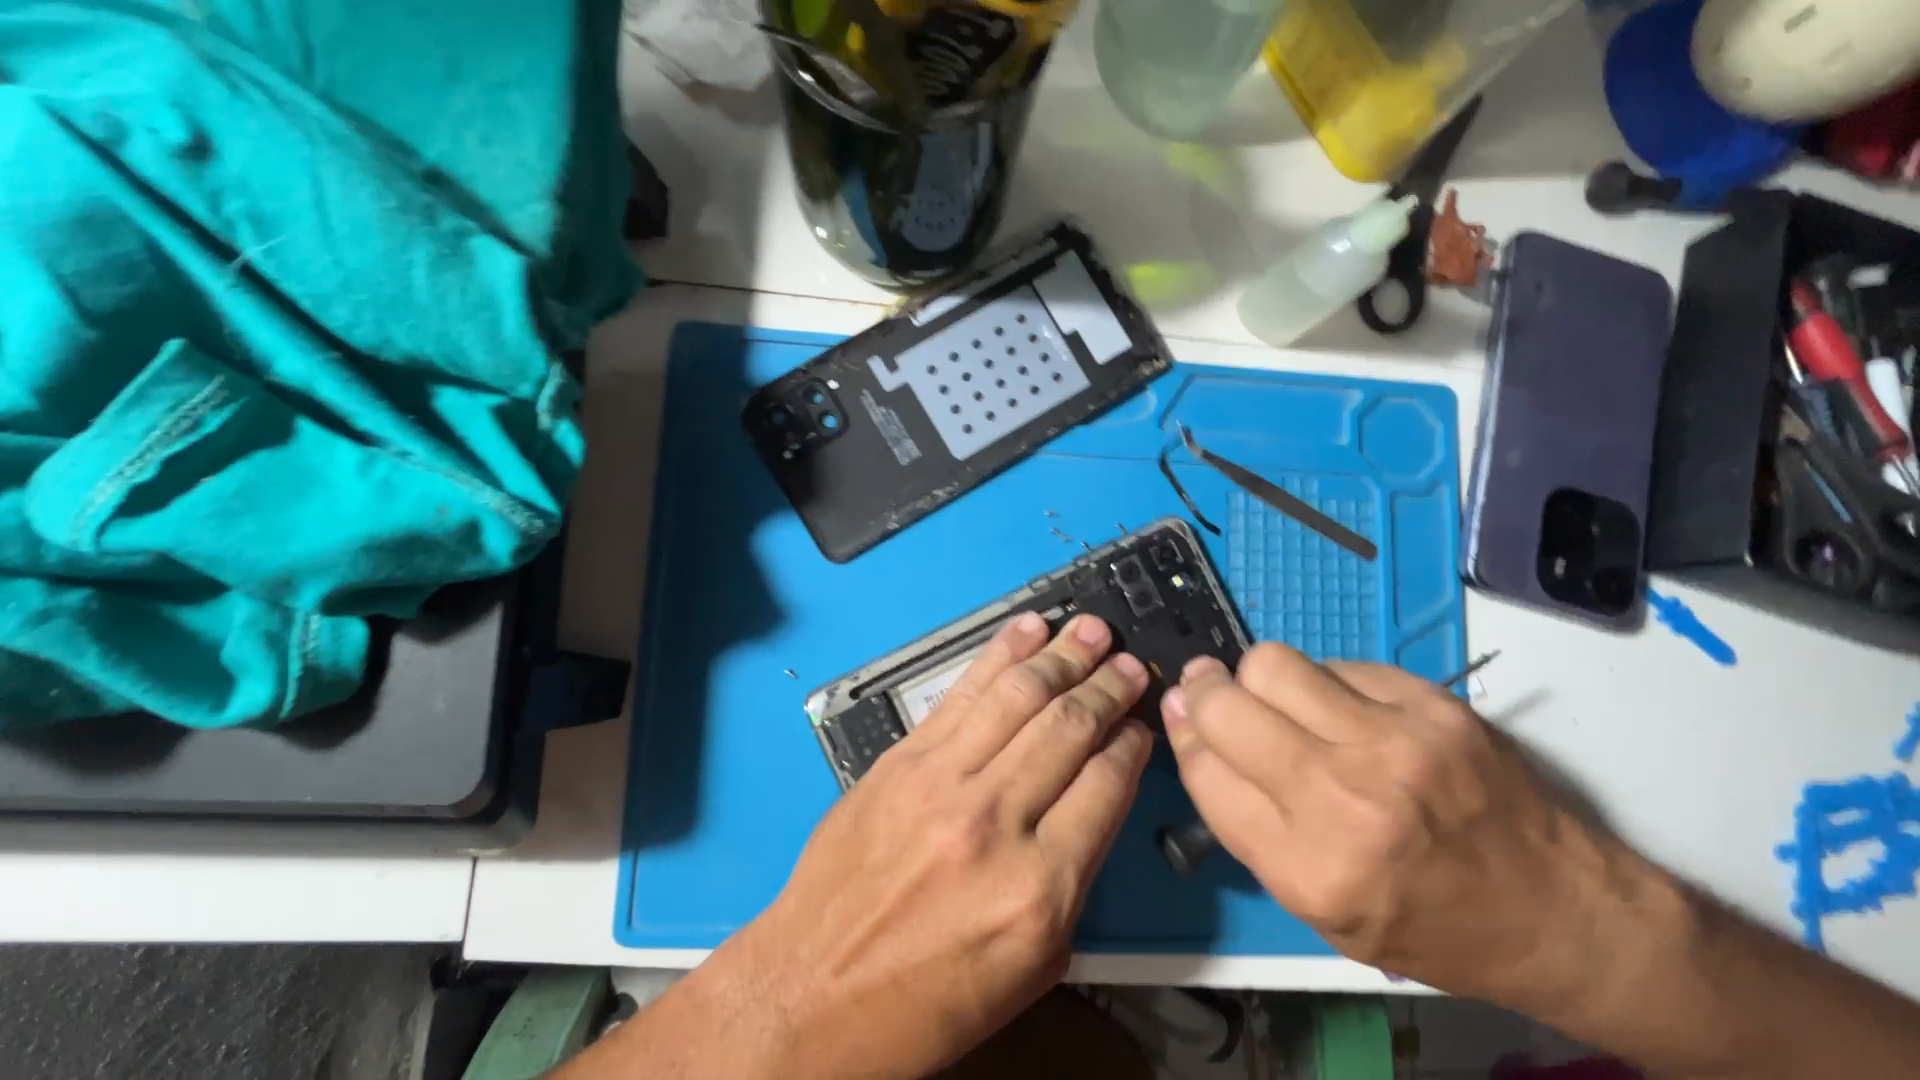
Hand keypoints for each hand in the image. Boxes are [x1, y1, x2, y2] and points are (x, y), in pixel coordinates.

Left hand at [717, 612, 1153, 1079]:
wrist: (814, 993)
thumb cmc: (928, 1000)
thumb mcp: (1033, 965)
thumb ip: (1072, 877)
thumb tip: (1093, 801)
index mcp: (1039, 886)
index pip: (1106, 784)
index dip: (1132, 744)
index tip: (1141, 724)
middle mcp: (993, 821)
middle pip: (1068, 729)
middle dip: (1108, 688)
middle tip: (1130, 664)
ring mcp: (940, 782)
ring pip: (1017, 697)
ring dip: (1060, 656)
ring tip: (1089, 628)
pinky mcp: (900, 762)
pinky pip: (960, 696)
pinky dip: (998, 657)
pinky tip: (1026, 633)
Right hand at [1161, 645, 1653, 1010]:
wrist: (1558, 914)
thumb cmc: (1428, 926)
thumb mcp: (1319, 911)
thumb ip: (1248, 823)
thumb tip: (1194, 731)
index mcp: (1308, 867)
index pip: (1205, 771)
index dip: (1183, 735)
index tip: (1182, 715)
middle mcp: (1343, 798)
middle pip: (1227, 707)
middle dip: (1205, 692)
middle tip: (1214, 691)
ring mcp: (1393, 743)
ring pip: (1272, 663)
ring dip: (1259, 677)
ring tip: (1280, 699)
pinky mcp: (1433, 705)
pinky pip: (1338, 663)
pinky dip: (1324, 681)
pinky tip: (1344, 709)